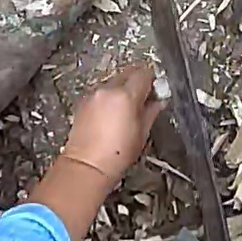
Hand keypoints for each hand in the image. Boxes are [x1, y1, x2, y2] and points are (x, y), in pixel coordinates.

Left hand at [58, 62, 163, 185]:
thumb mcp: (142, 133)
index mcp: (126, 95)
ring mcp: (94, 94)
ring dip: (122, 89)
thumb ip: (151, 111)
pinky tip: (111, 115)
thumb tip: (158, 101)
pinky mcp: (83, 102)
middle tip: (144, 99)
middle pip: (128, 73)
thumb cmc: (116, 155)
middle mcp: (108, 90)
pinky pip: (102, 92)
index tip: (155, 91)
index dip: (152, 81)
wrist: (86, 167)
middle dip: (138, 82)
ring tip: (126, 111)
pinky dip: (109, 97)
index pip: (144, 73)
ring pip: (114, 81)